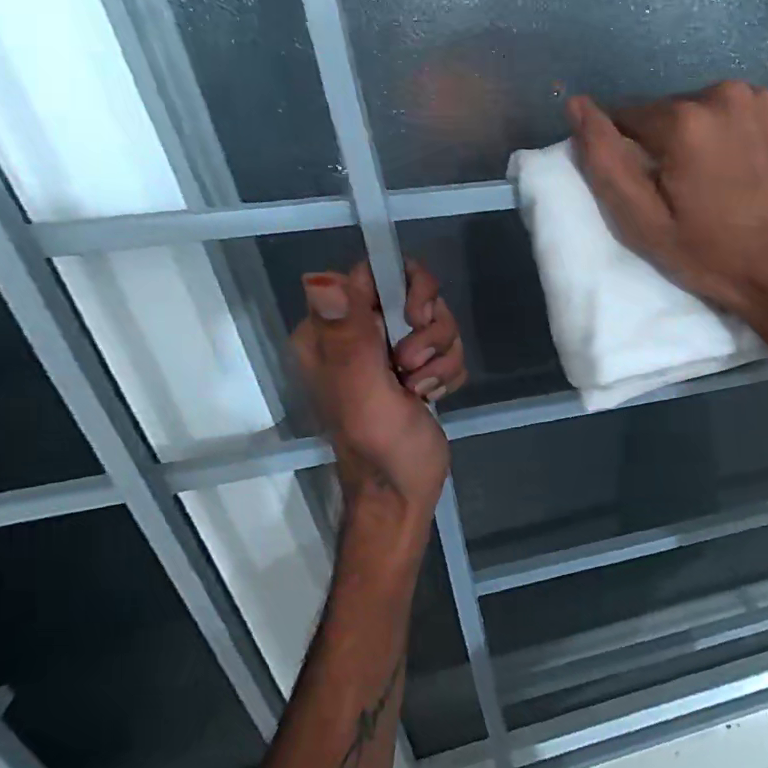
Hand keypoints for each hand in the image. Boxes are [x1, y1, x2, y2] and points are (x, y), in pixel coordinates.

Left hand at [289, 261, 465, 517]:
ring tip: (421, 390)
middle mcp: (356, 334)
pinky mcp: (416, 367)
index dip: (404, 287)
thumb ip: (348, 335)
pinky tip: (433, 397)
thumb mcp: (363, 390)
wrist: (403, 493)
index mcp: (329, 331)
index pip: (371, 274)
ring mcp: (387, 351)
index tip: (417, 317)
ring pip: (436, 321)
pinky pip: (447, 347)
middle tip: (414, 364)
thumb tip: (318, 278)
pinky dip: (448, 371)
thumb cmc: (379, 446)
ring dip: (441, 355)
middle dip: (429, 329)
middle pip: (413, 293)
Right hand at [567, 83, 767, 343]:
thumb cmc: (712, 256)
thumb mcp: (643, 223)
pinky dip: (745, 132)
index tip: (651, 185)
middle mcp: (727, 94)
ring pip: (713, 108)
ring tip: (723, 179)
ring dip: (709, 134)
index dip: (632, 151)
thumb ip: (604, 161)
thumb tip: (576, 105)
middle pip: (674, 110)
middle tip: (687, 189)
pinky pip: (750, 113)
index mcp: (685, 119)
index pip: (631, 116)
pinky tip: (753, 166)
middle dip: (671, 142)